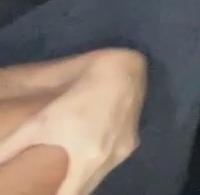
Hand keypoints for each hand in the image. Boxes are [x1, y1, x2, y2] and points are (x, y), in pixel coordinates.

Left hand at [0, 50, 145, 194]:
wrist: (121, 73)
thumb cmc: (76, 101)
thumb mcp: (34, 125)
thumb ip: (8, 150)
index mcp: (86, 162)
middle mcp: (109, 160)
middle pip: (83, 191)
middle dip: (64, 194)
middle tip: (47, 190)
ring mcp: (123, 150)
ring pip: (97, 179)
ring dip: (79, 184)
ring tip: (61, 181)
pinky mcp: (131, 140)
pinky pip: (108, 165)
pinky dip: (93, 170)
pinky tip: (83, 159)